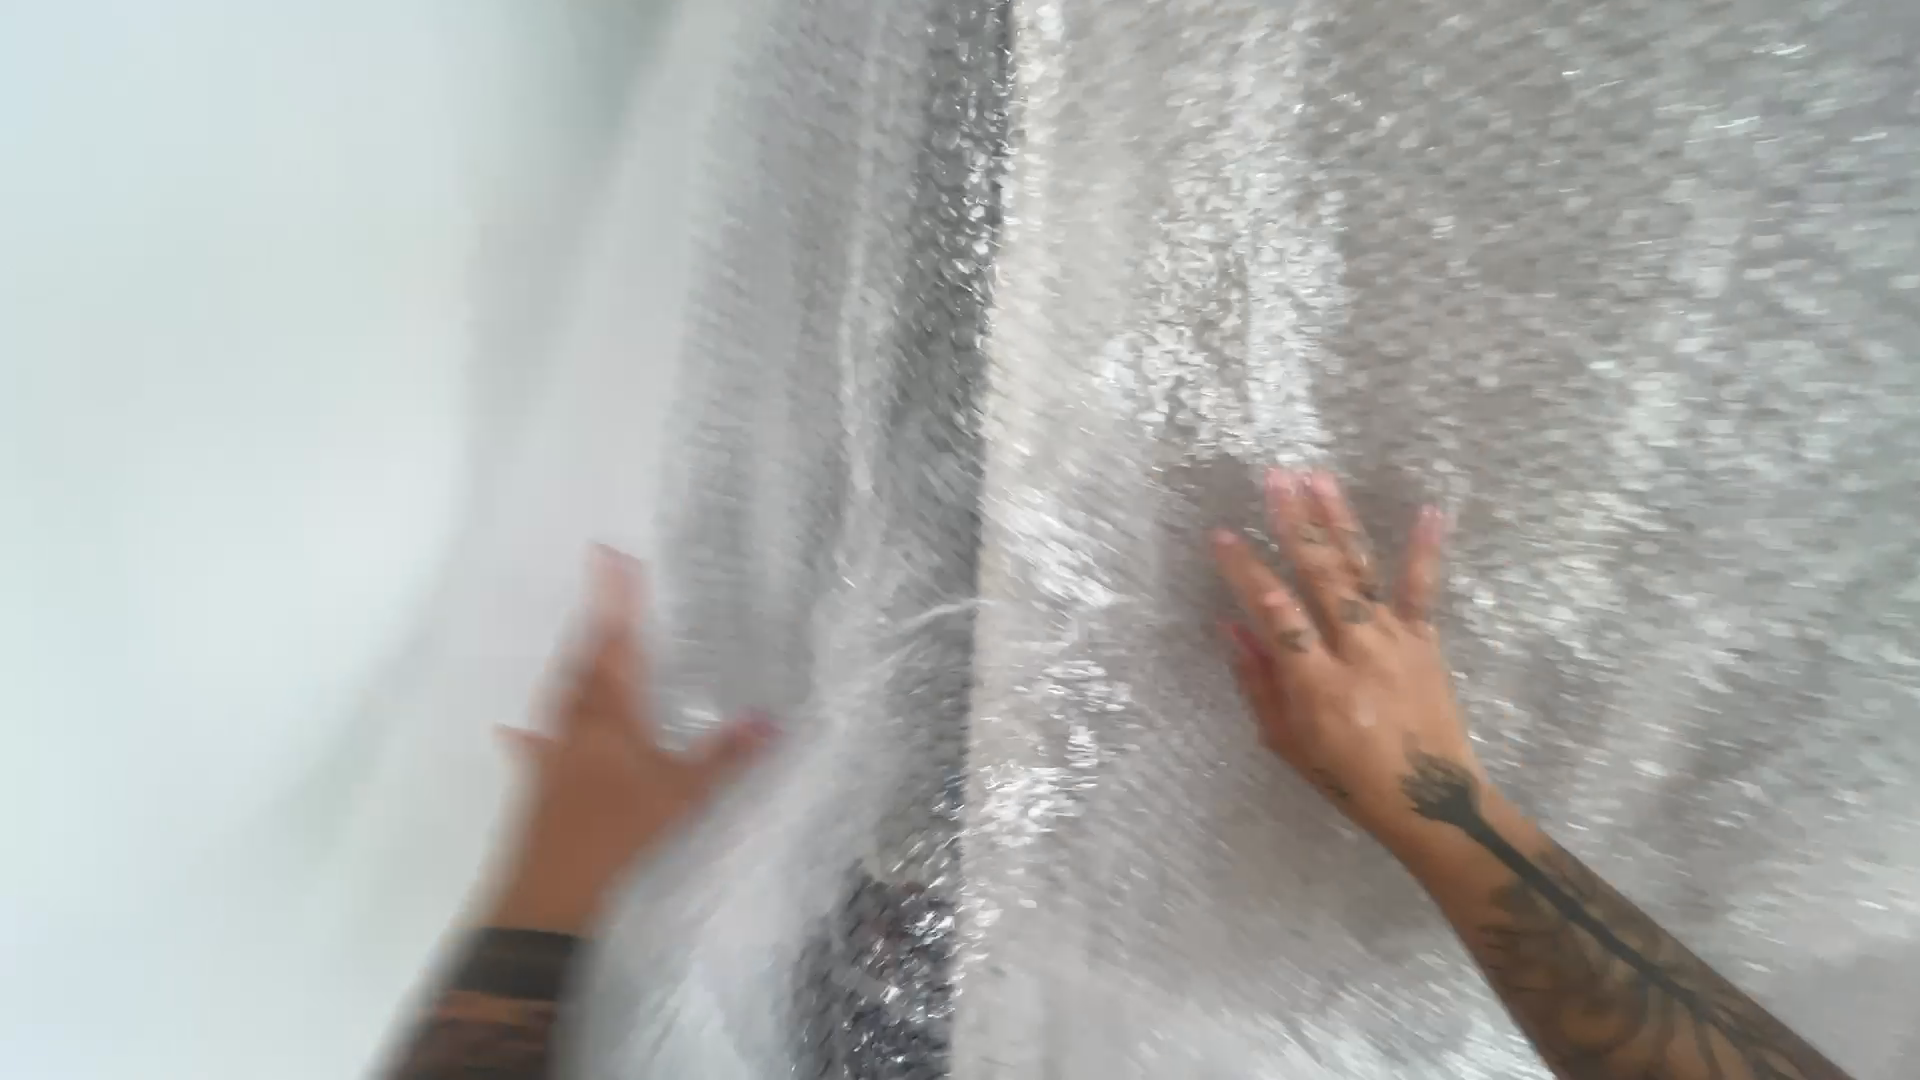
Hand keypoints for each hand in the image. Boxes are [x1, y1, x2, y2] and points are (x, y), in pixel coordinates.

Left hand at [486, 547, 774, 933]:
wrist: (545, 894)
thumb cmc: (617, 832)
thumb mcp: (682, 795)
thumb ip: (726, 757)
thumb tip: (772, 720)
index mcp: (611, 716)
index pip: (617, 645)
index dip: (616, 600)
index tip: (611, 557)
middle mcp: (575, 723)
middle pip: (583, 658)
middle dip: (596, 617)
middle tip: (603, 581)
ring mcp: (550, 750)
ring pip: (561, 691)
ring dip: (575, 657)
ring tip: (584, 635)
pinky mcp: (536, 780)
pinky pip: (535, 739)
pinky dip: (534, 727)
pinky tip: (515, 731)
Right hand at [1212, 467, 1484, 857]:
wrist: (1434, 803)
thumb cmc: (1346, 777)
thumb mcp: (1284, 741)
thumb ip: (1256, 681)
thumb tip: (1230, 625)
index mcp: (1317, 683)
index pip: (1275, 613)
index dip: (1246, 571)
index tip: (1221, 535)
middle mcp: (1358, 652)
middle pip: (1322, 577)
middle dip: (1294, 524)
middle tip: (1275, 479)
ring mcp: (1396, 642)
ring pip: (1362, 571)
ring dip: (1339, 521)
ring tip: (1319, 478)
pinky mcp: (1426, 641)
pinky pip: (1423, 590)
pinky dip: (1426, 549)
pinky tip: (1430, 509)